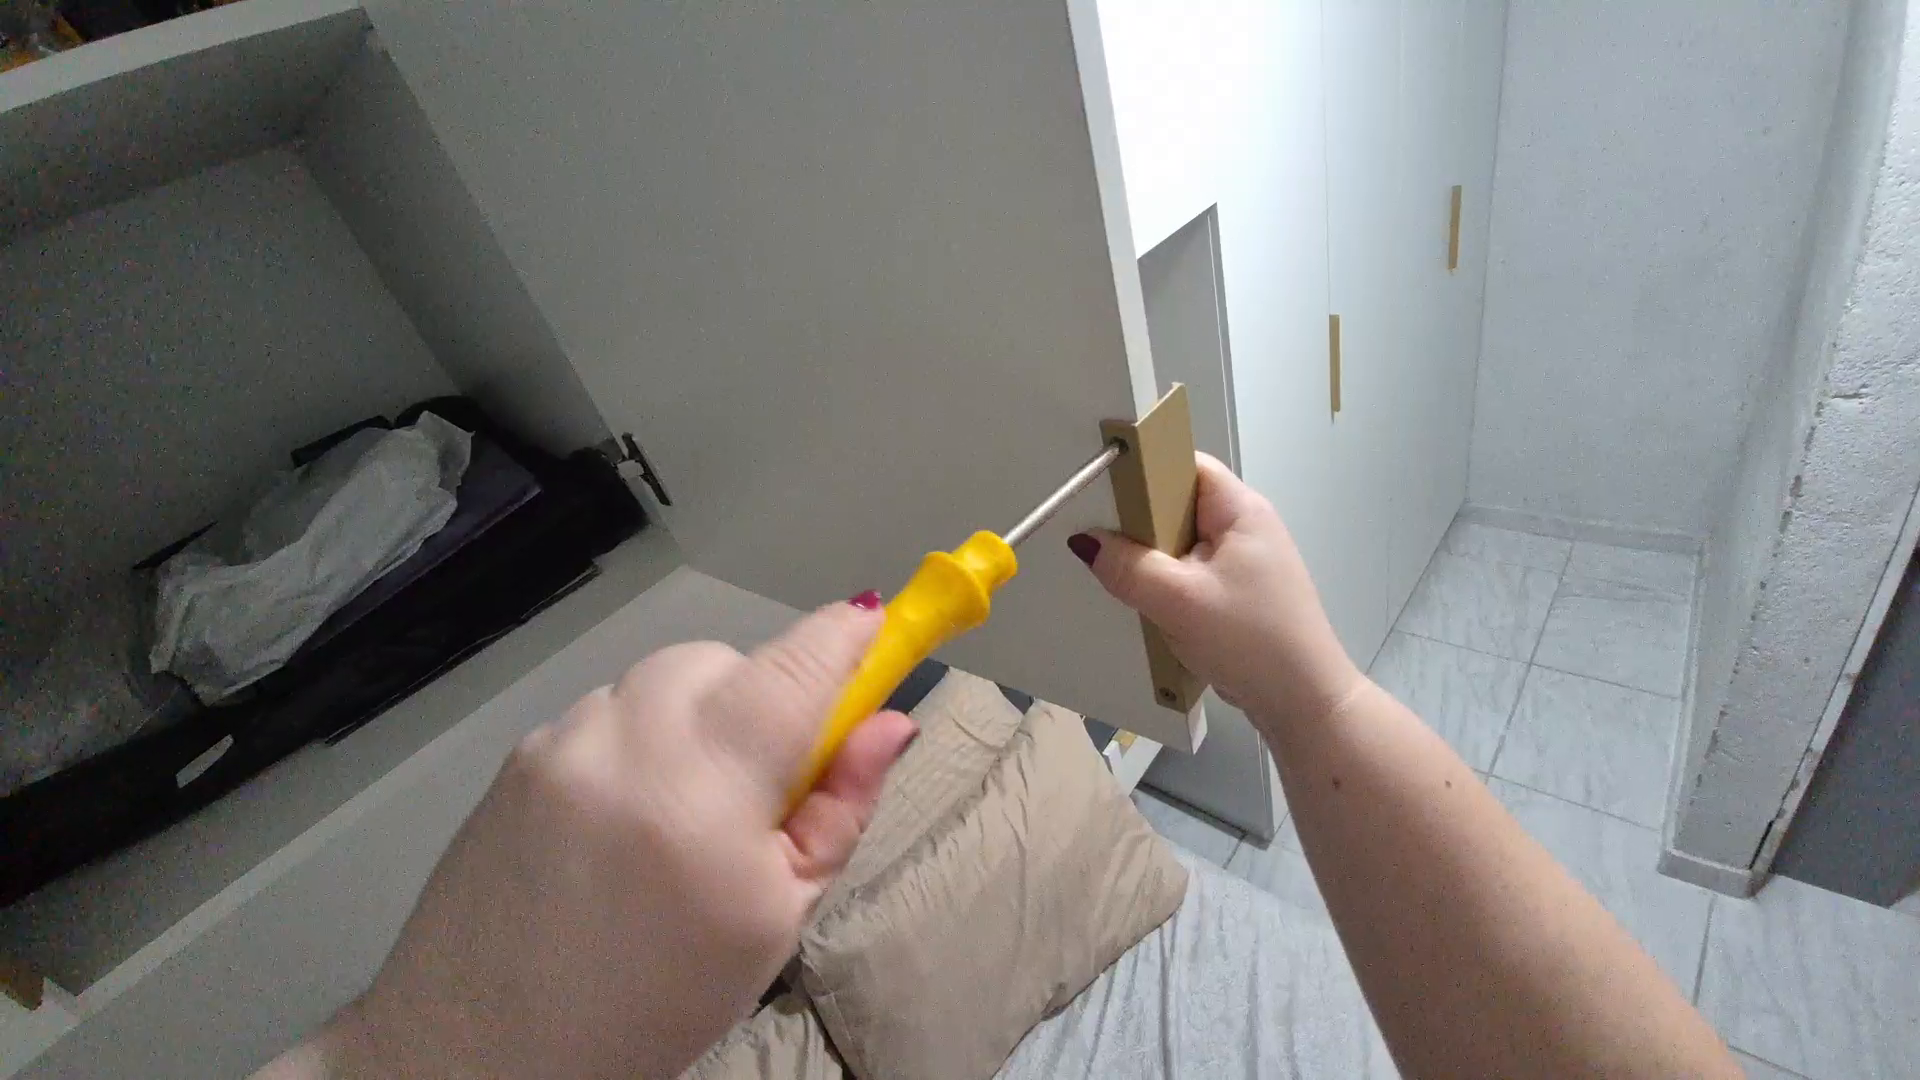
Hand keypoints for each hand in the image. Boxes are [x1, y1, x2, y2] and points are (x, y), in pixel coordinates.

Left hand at [273, 600, 914, 1079]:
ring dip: (698, 709)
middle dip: (762, 690)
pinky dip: (642, 731)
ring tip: (685, 797)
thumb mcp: (779, 914)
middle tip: (763, 768)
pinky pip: (611, 707)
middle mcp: (631, 736)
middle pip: (725, 661)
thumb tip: (893, 724)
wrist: (479, 1056)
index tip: (874, 619)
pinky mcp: (521, 750)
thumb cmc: (663, 995)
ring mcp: (565, 736)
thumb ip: (842, 806)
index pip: (796, 671)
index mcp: (708, 786)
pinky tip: (624, 808)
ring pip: (665, 678)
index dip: (844, 635)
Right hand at [1070, 453, 1363, 725]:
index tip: (1102, 490)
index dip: (1144, 471)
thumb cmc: (1249, 639)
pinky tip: (1148, 603)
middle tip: (1103, 541)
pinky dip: (1166, 584)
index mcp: (1241, 510)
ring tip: (1120, 576)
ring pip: (1179, 544)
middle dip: (1140, 524)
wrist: (1303, 703)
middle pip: (1177, 506)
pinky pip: (1189, 573)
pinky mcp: (1237, 593)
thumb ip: (1127, 568)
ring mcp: (1243, 562)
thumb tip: (1084, 541)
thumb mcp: (1179, 600)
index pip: (1185, 466)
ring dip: (1150, 560)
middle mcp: (1245, 527)